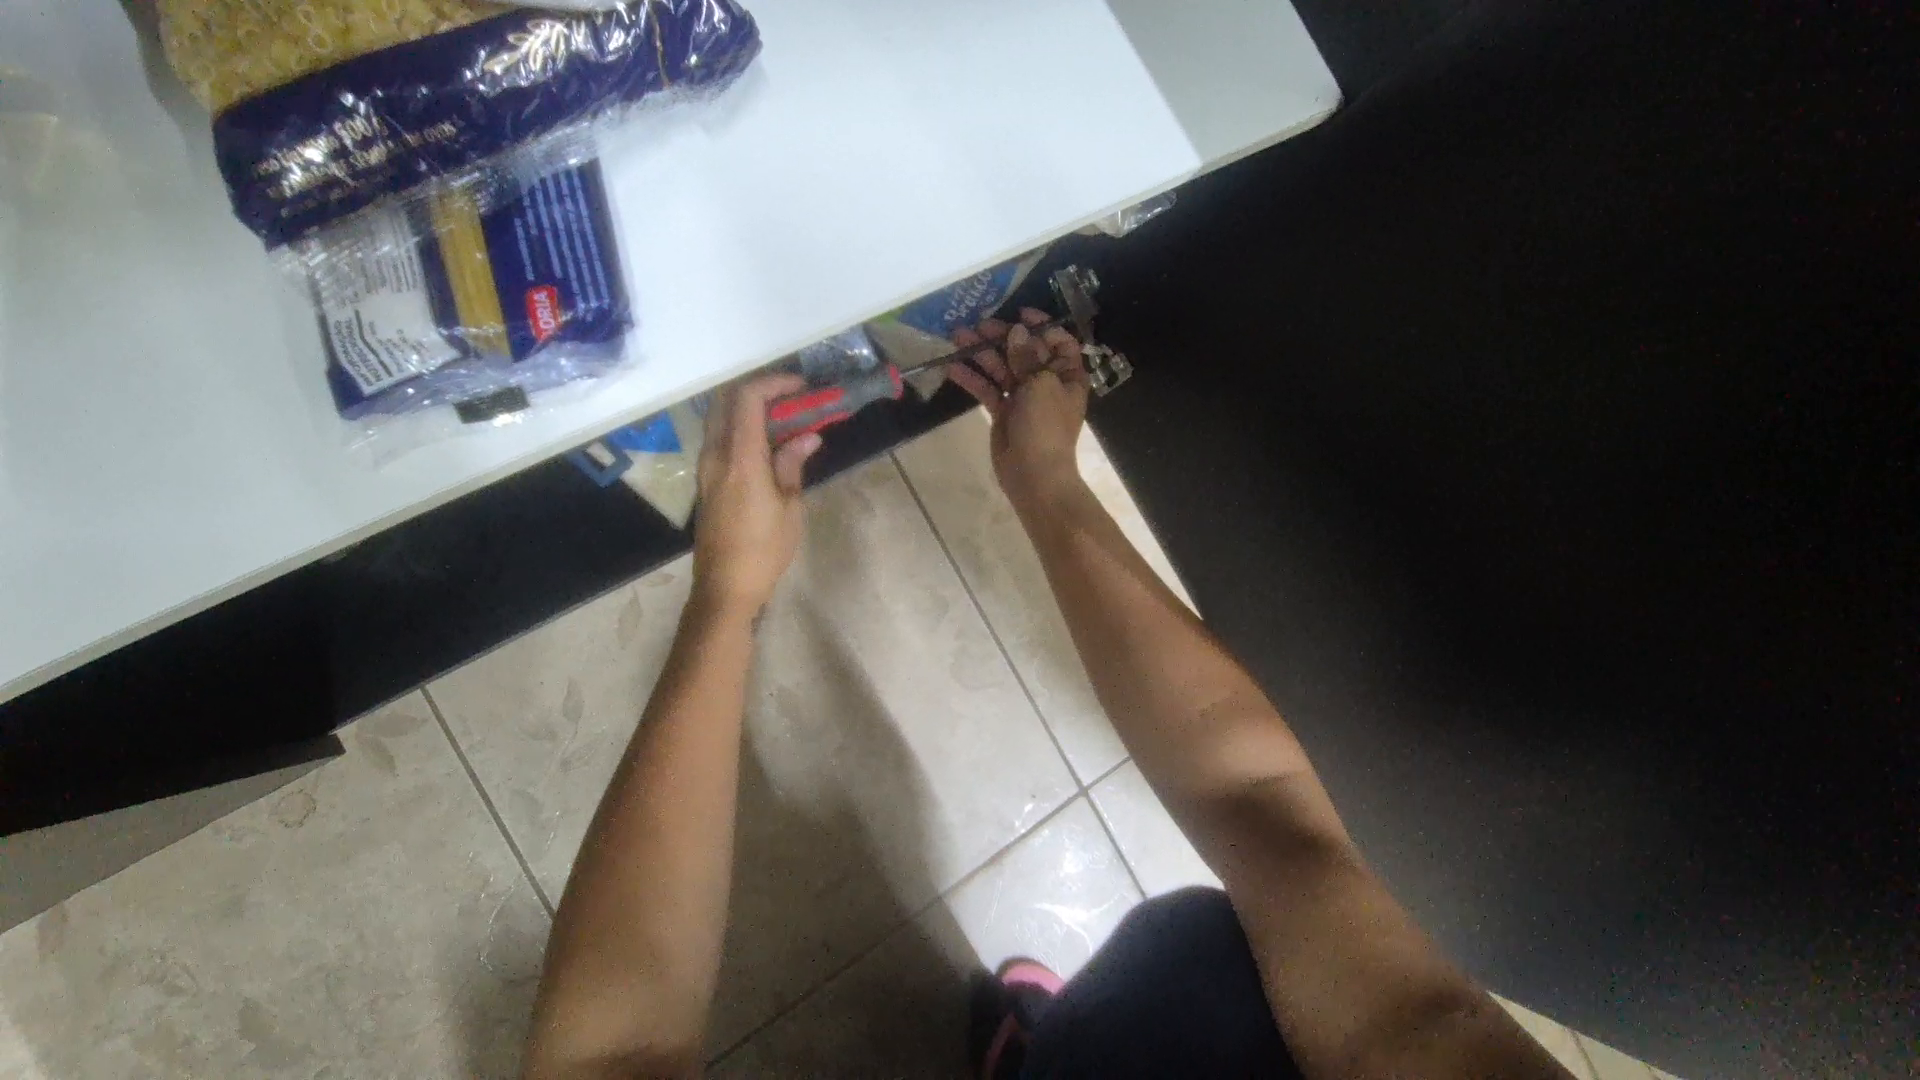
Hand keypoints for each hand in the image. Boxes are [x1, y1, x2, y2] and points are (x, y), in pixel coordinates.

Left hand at [690, 373, 823, 618]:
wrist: (725, 587)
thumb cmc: (764, 550)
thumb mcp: (789, 508)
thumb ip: (793, 466)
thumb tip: (807, 437)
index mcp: (740, 459)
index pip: (748, 399)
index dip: (774, 383)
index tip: (801, 387)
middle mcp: (715, 456)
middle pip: (726, 401)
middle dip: (759, 390)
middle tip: (791, 399)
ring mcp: (705, 468)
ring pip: (720, 419)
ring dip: (749, 410)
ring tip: (784, 420)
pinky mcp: (706, 481)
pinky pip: (720, 439)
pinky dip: (742, 429)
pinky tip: (768, 445)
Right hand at [945, 308, 1090, 511]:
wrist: (1034, 475)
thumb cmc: (1045, 427)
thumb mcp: (1041, 385)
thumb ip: (1027, 356)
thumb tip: (1017, 330)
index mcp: (1067, 375)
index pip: (1059, 342)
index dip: (1043, 326)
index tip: (1020, 314)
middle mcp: (1047, 383)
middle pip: (1024, 351)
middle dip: (1002, 336)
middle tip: (977, 325)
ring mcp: (1024, 398)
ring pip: (1002, 368)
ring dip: (981, 353)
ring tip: (957, 337)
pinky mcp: (1003, 412)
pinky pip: (988, 389)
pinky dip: (972, 378)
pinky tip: (952, 366)